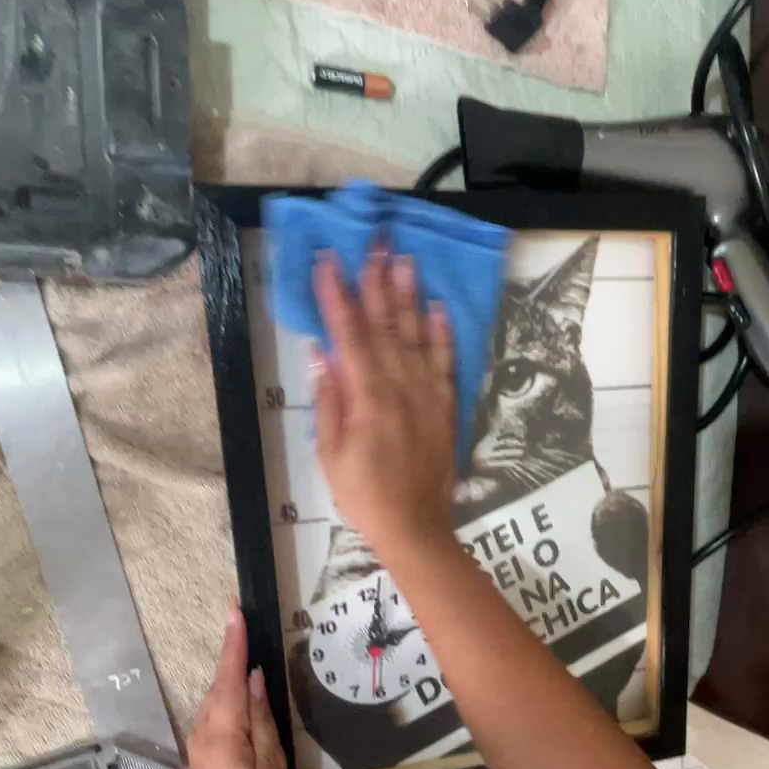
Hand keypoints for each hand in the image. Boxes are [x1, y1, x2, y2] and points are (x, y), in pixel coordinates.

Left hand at [188, 605, 289, 768]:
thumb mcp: (271, 761)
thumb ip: (261, 717)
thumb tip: (254, 679)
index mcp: (223, 731)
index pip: (228, 677)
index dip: (233, 643)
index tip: (234, 611)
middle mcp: (204, 729)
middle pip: (219, 682)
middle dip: (230, 649)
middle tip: (241, 616)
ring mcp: (199, 739)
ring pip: (215, 695)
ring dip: (228, 669)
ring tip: (244, 642)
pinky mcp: (202, 747)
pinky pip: (215, 709)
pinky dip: (226, 690)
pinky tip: (239, 684)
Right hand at [311, 248, 457, 561]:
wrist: (414, 526)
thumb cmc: (363, 495)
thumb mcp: (330, 453)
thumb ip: (329, 401)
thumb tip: (322, 353)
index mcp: (367, 397)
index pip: (350, 335)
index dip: (337, 295)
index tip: (328, 260)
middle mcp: (401, 387)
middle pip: (386, 326)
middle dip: (377, 281)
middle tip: (375, 241)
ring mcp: (428, 396)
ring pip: (417, 337)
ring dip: (410, 297)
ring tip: (406, 261)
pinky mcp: (446, 409)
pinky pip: (446, 365)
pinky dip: (443, 336)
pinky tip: (439, 309)